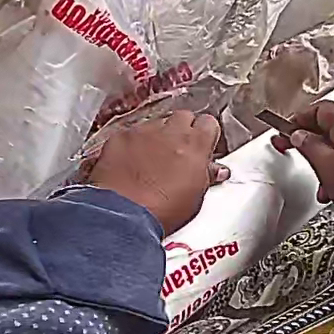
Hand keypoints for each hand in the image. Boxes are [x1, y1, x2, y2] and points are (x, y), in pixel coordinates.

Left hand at [88, 111, 229, 234]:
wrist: (124, 215)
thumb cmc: (163, 211)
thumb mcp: (195, 197)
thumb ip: (206, 175)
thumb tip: (214, 170)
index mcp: (195, 143)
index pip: (208, 123)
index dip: (204, 134)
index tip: (200, 147)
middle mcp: (170, 131)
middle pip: (181, 118)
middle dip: (181, 131)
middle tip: (176, 152)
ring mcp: (142, 132)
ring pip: (154, 125)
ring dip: (155, 138)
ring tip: (149, 162)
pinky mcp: (119, 137)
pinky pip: (128, 134)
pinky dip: (130, 145)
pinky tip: (128, 164)